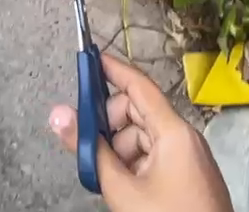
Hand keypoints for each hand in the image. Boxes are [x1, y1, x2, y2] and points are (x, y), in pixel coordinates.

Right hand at [49, 54, 233, 211]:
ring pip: (144, 135)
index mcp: (174, 132)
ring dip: (120, 148)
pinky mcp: (191, 178)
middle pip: (138, 111)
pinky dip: (135, 162)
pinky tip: (125, 186)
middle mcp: (185, 138)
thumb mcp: (122, 190)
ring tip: (109, 176)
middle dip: (110, 123)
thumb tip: (57, 115)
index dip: (113, 69)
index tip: (88, 59)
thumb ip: (88, 150)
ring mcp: (190, 159)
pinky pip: (156, 155)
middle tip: (90, 143)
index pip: (139, 85)